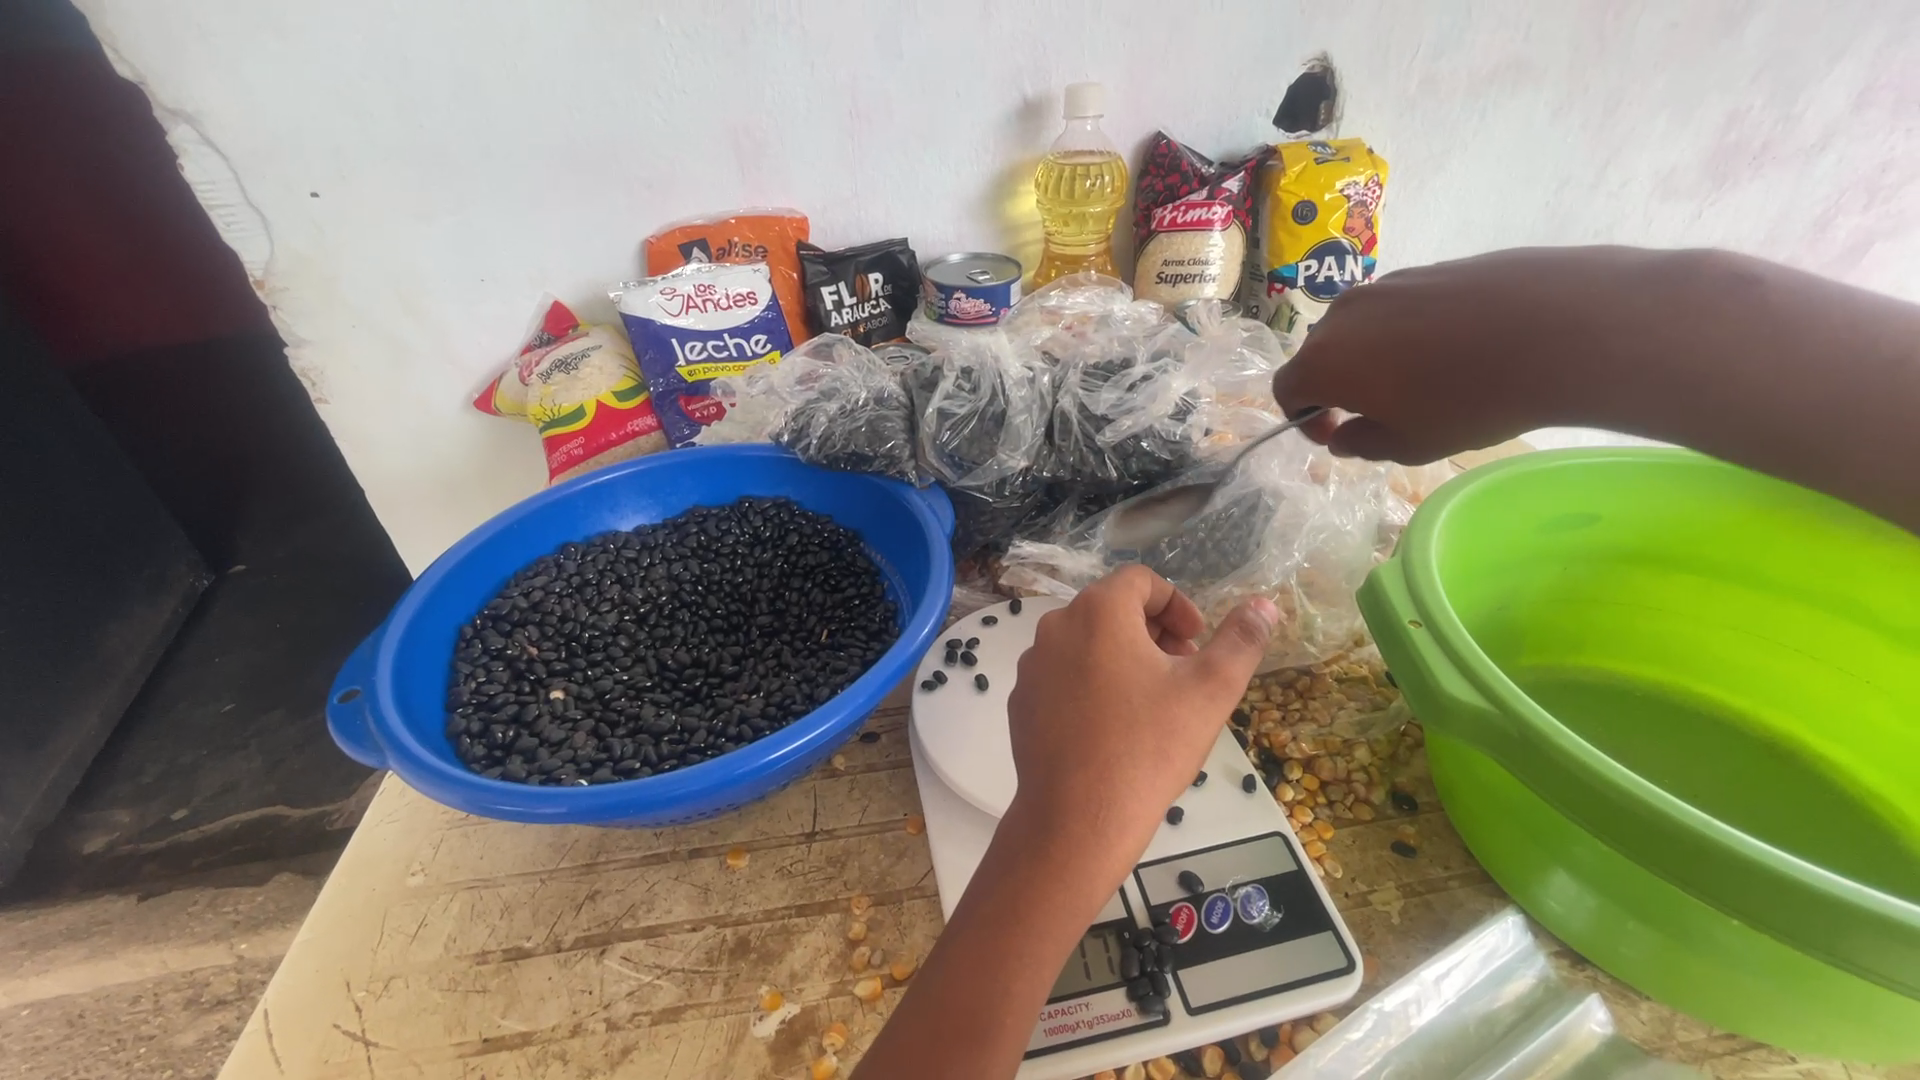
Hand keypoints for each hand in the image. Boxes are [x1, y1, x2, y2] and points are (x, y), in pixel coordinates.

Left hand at [1005, 567, 1277, 869]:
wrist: (1077, 818)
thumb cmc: (1148, 747)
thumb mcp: (1209, 690)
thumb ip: (1241, 640)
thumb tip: (1264, 605)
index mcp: (1097, 611)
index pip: (1140, 580)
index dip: (1177, 604)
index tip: (1196, 641)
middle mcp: (1055, 626)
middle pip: (1111, 608)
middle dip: (1152, 630)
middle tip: (1181, 671)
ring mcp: (1031, 665)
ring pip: (1085, 642)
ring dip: (1122, 656)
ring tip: (1150, 700)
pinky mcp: (1021, 700)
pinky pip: (1062, 674)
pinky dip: (1090, 682)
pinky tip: (1112, 725)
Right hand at [1273, 246, 1686, 462]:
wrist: (1567, 327)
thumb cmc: (1472, 400)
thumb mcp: (1411, 444)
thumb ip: (1364, 443)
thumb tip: (1346, 435)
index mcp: (1325, 360)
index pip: (1286, 389)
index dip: (1302, 418)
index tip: (1336, 435)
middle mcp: (1344, 315)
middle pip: (1320, 354)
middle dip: (1336, 386)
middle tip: (1377, 413)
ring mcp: (1389, 284)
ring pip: (1361, 328)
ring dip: (1372, 358)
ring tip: (1421, 381)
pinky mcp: (1433, 268)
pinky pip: (1401, 308)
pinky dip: (1409, 333)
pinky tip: (1457, 351)